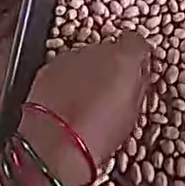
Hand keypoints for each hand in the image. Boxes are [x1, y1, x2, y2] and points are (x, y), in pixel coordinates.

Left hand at [23, 32, 150, 185]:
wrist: (55, 144)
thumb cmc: (99, 134)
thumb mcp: (132, 114)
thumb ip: (137, 85)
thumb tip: (137, 76)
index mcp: (123, 59)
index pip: (136, 42)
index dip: (137, 56)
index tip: (136, 69)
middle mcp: (96, 51)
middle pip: (109, 51)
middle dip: (110, 68)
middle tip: (110, 95)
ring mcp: (69, 58)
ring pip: (85, 60)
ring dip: (87, 75)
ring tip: (86, 104)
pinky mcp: (47, 69)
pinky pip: (64, 70)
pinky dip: (67, 81)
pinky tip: (67, 105)